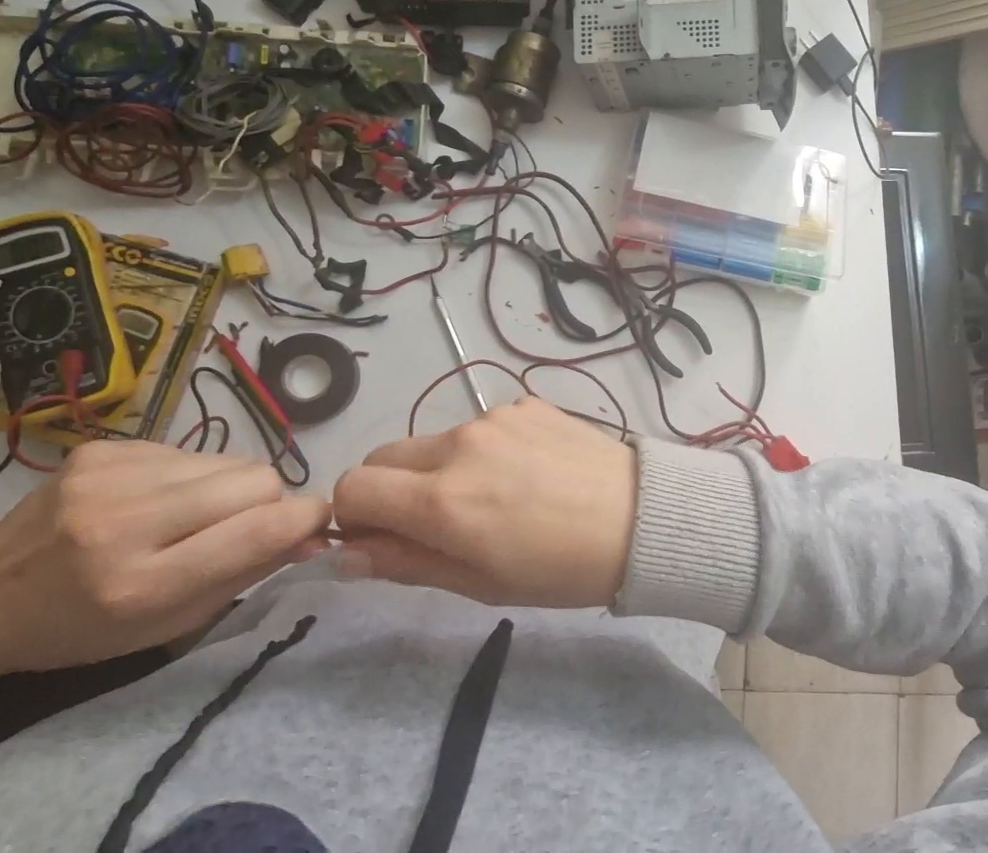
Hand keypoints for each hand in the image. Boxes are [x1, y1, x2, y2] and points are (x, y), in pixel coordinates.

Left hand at [0, 441, 331, 678]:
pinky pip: (191, 452)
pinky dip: (194, 477)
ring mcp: (111, 476)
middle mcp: (125, 522)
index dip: (306, 520)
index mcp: (141, 585)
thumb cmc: (80, 628)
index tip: (319, 524)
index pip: (258, 531)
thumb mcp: (168, 625)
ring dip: (232, 487)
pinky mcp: (104, 449)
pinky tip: (160, 500)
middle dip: (269, 502)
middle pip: (255, 480)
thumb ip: (245, 574)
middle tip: (247, 527)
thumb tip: (313, 533)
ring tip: (196, 516)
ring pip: (229, 460)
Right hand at [331, 397, 637, 606]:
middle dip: (389, 490)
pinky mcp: (525, 403)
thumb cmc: (561, 570)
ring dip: (438, 468)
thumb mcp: (481, 584)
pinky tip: (526, 473)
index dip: (355, 517)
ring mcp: (494, 418)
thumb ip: (405, 563)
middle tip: (433, 522)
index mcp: (441, 500)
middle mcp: (458, 446)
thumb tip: (345, 555)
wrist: (641, 520)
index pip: (352, 488)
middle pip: (383, 455)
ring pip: (433, 441)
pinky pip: (480, 426)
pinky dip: (483, 449)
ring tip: (493, 497)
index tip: (382, 538)